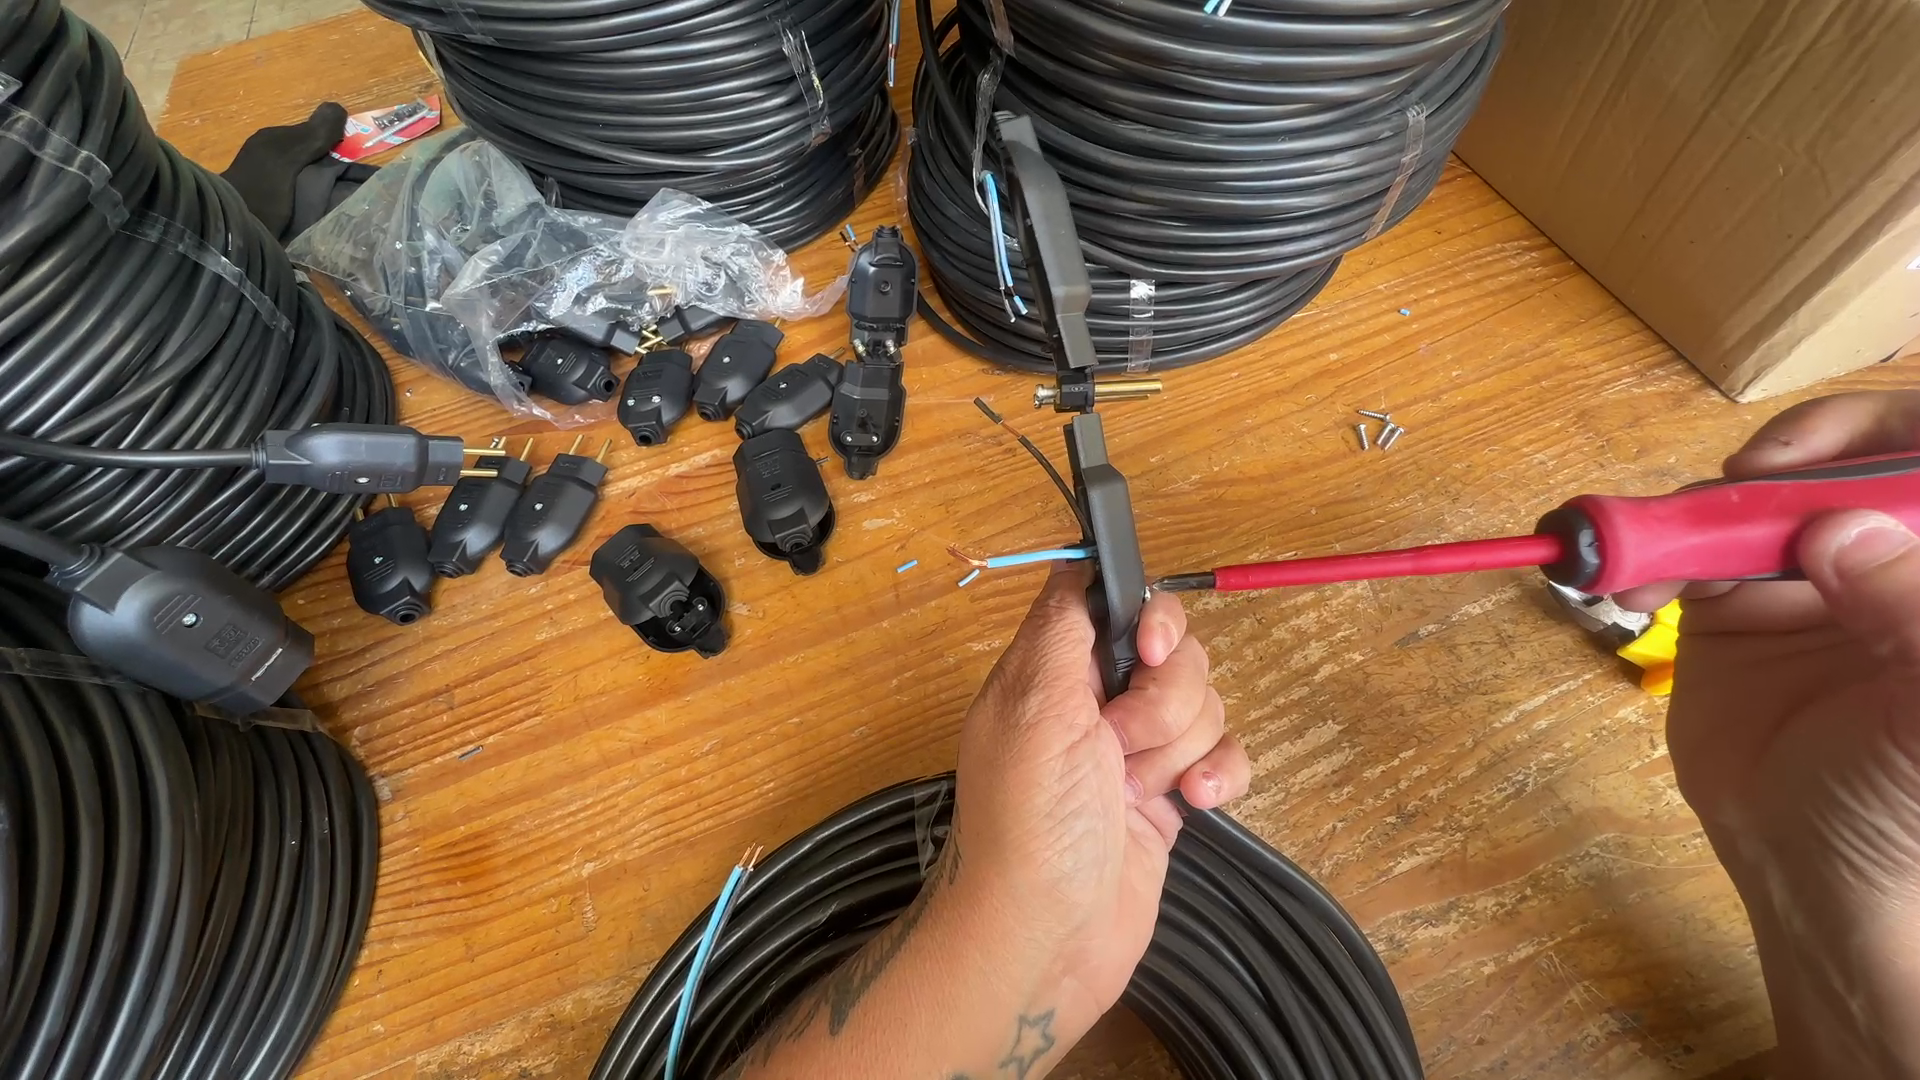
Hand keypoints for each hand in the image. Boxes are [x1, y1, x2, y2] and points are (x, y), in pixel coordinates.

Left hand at [942, 564, 1248, 1049]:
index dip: (1145, 616)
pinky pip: (1223, 753)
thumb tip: (1072, 563)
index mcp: (1055, 669)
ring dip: (1177, 746)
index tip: (1151, 650)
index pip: (1113, 604)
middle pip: (1172, 652)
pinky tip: (1192, 802)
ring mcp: (1135, 748)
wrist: (1047, 936)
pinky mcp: (1170, 791)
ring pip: (1202, 703)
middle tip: (1121, 741)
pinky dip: (1218, 774)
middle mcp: (1096, 700)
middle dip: (1163, 698)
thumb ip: (1060, 628)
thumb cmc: (1030, 816)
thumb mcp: (1034, 706)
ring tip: (1136, 788)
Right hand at [1619, 391, 1919, 1077]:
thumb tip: (1835, 528)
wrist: (1804, 859)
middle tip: (1736, 488)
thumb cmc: (1906, 798)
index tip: (1810, 456)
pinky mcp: (1729, 602)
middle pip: (1841, 466)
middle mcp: (1892, 558)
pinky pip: (1684, 552)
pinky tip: (1634, 586)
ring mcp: (1810, 576)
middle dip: (1785, 463)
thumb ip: (1911, 609)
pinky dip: (1647, 557)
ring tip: (1653, 549)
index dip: (1884, 432)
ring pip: (1750, 503)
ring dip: (1693, 514)